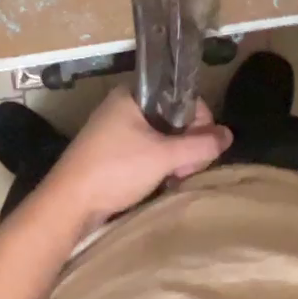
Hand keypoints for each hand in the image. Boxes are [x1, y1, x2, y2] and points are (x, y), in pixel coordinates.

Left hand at [34, 89, 231, 227]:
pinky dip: (158, 167)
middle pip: (174, 120)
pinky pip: (146, 154)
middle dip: (187, 145)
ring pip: (162, 140)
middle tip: (185, 170)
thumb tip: (228, 135)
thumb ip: (200, 144)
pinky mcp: (111, 155)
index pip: (182, 97)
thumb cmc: (115, 170)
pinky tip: (161, 184)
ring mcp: (115, 133)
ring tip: (173, 180)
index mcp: (132, 95)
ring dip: (174, 160)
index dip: (199, 122)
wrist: (69, 203)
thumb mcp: (164, 156)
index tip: (200, 149)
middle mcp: (123, 108)